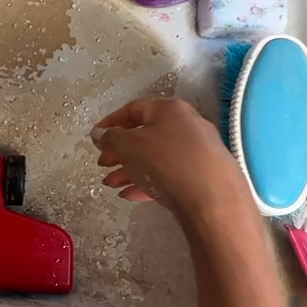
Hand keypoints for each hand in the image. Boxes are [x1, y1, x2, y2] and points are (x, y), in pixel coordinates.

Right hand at [91, 98, 247, 220]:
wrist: (211, 197)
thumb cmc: (165, 161)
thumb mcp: (128, 146)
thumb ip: (110, 138)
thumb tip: (99, 133)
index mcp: (169, 110)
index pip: (133, 109)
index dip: (110, 122)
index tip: (95, 137)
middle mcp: (186, 124)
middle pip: (145, 135)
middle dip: (119, 151)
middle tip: (102, 164)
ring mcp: (197, 150)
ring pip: (155, 157)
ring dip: (129, 169)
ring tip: (111, 184)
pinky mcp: (202, 174)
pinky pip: (169, 174)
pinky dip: (147, 182)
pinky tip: (130, 195)